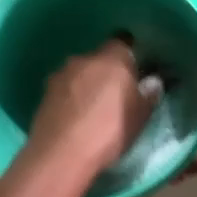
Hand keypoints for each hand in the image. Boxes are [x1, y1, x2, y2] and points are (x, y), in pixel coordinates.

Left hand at [26, 39, 159, 170]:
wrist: (61, 154)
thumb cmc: (109, 131)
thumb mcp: (140, 116)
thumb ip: (148, 94)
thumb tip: (152, 82)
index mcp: (112, 58)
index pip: (123, 41)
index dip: (129, 55)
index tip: (135, 71)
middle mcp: (84, 59)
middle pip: (100, 58)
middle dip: (107, 72)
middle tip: (116, 95)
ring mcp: (61, 74)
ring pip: (80, 73)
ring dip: (87, 85)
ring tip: (93, 110)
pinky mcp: (44, 93)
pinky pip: (65, 89)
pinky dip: (71, 98)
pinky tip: (75, 119)